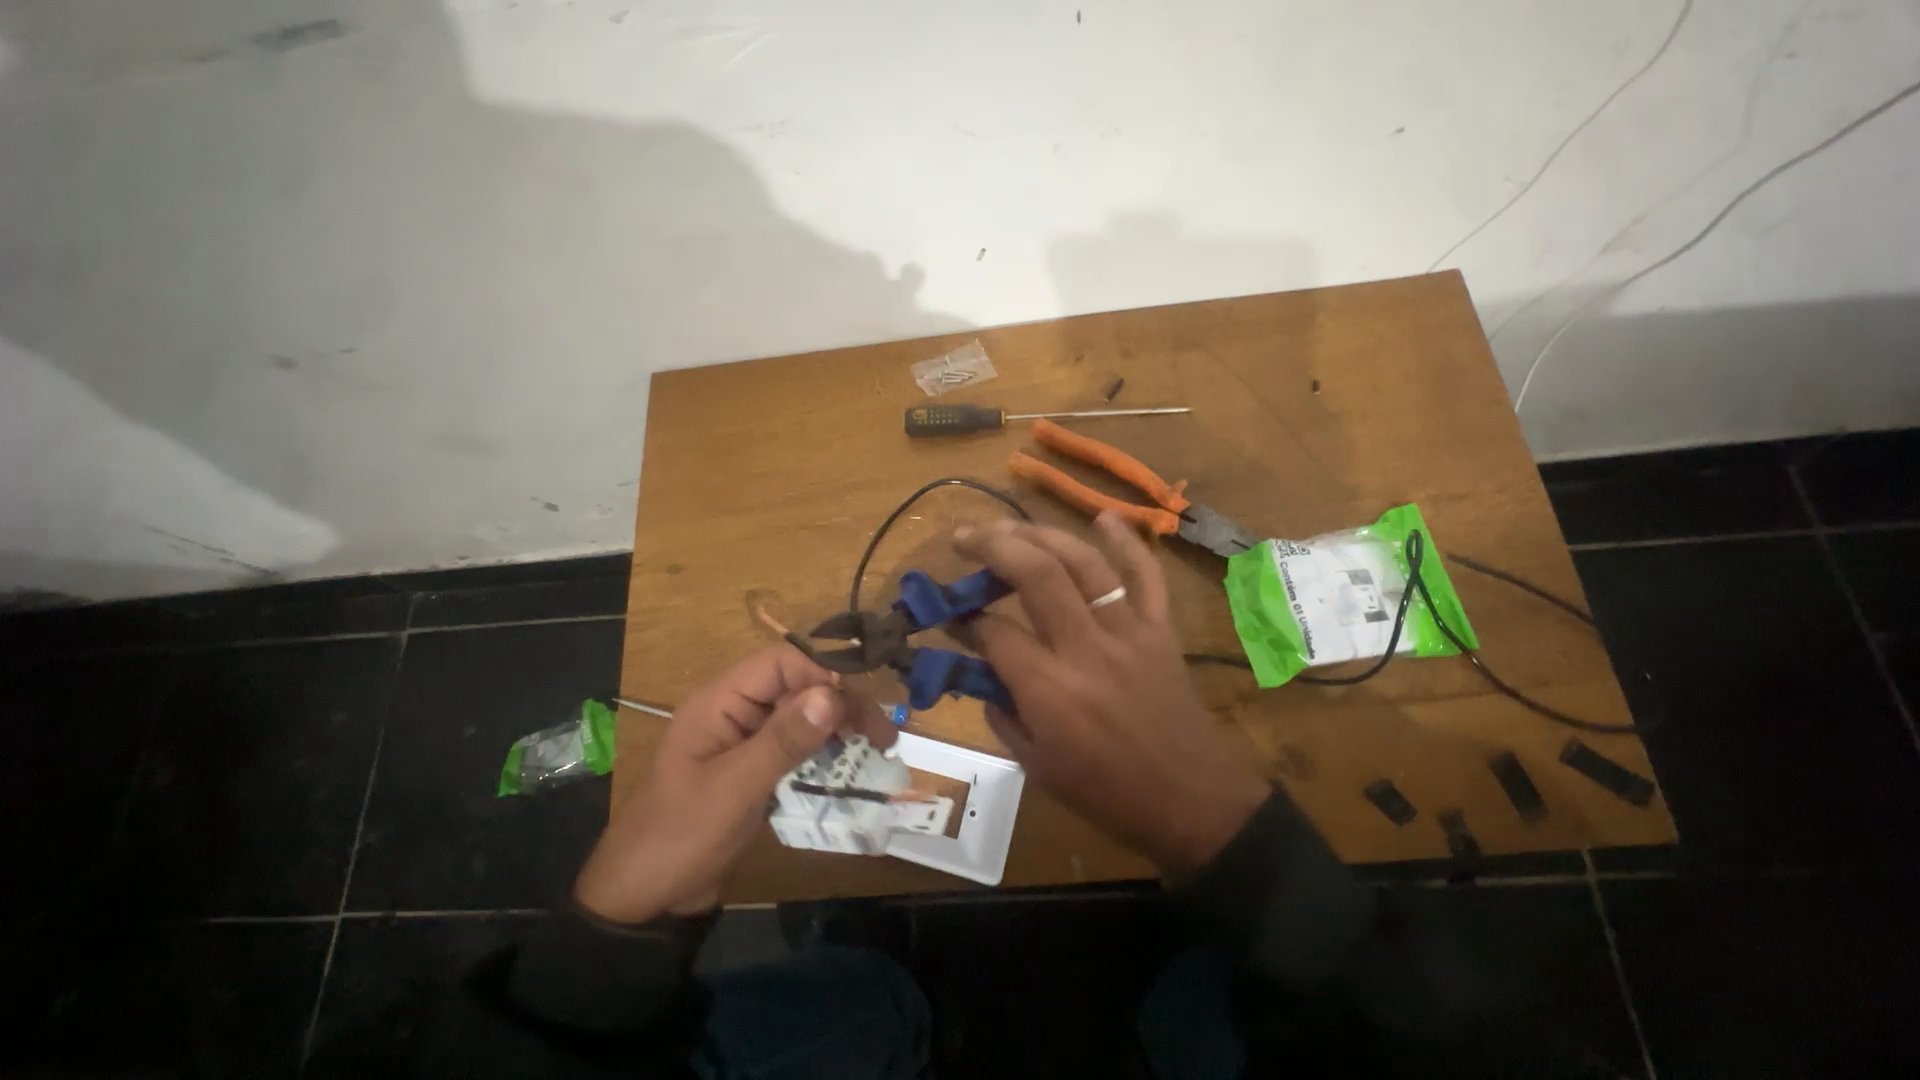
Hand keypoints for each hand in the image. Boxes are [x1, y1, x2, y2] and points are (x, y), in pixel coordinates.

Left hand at [574, 646, 896, 923]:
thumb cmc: (681, 836)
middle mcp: (732, 713)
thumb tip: (834, 694)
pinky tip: (847, 771)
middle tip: (883, 738)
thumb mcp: (736, 788)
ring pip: (799, 719)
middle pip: (796, 688)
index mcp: (719, 703)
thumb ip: (784, 739)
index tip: (859, 713)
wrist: (643, 899)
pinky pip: (792, 750)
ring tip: (876, 751)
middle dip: (840, 705)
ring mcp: (741, 744)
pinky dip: (821, 756)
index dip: (824, 677)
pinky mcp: (750, 772)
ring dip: (836, 730)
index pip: (781, 663)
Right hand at [952, 513, 1269, 872]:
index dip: (965, 619)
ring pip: (1083, 563)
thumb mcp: (1036, 766)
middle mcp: (1086, 649)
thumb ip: (1003, 713)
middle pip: (1035, 574)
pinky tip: (1103, 518)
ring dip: (1041, 534)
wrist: (1191, 801)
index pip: (995, 633)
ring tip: (1008, 525)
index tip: (951, 614)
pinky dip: (1126, 543)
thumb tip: (981, 670)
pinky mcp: (1160, 630)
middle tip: (963, 539)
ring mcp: (1128, 633)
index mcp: (1050, 691)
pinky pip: (1145, 576)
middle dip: (992, 547)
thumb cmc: (1106, 794)